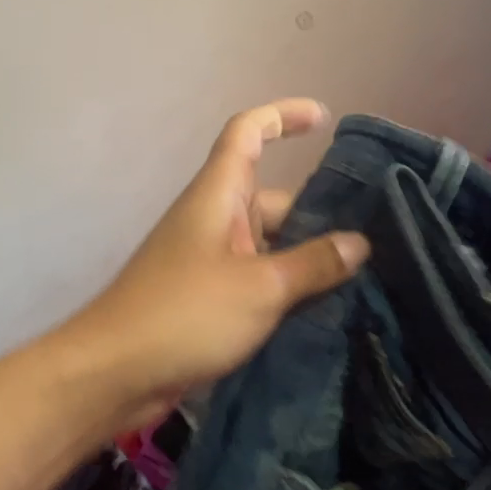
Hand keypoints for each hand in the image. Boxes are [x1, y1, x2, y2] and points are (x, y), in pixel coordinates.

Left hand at [62, 98, 369, 429]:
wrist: (115, 374)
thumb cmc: (185, 314)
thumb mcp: (261, 286)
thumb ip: (314, 263)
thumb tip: (359, 243)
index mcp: (219, 196)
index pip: (248, 132)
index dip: (283, 116)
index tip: (324, 118)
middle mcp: (215, 220)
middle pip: (273, 199)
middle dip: (318, 214)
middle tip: (375, 238)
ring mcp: (211, 261)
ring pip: (271, 245)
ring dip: (308, 259)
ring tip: (365, 278)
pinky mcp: (210, 299)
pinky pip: (259, 280)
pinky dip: (289, 288)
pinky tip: (327, 310)